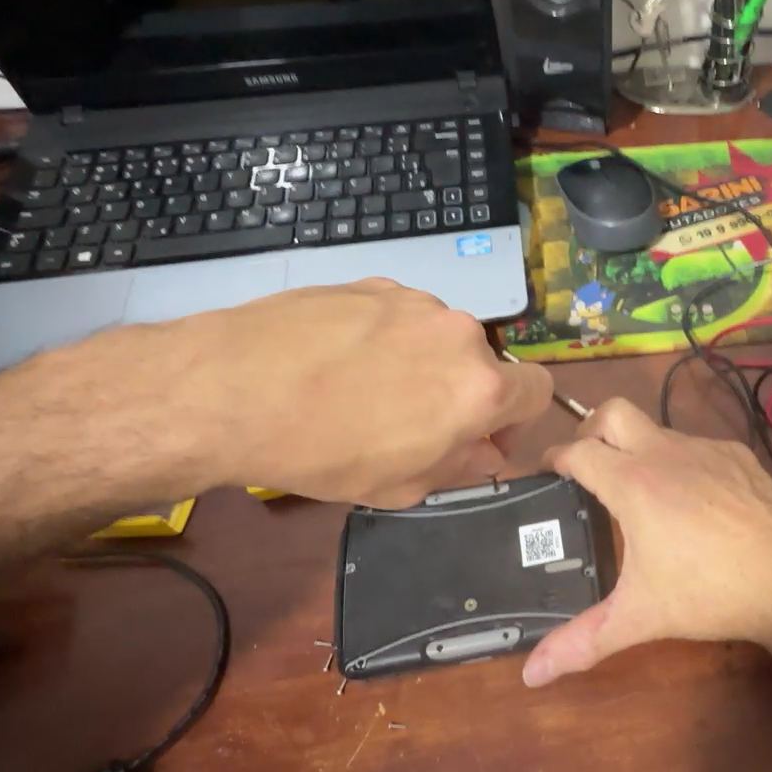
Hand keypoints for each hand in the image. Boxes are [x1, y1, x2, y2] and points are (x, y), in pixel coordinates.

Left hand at [38, 279, 552, 506]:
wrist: (232, 391)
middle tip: (413, 420)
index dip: (517, 420)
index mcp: (480, 389)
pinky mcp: (375, 284)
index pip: (538, 391)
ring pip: (441, 338)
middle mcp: (461, 335)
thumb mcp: (402, 486)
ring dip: (423, 362)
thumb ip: (462, 468)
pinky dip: (386, 337)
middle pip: (485, 365)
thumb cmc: (323, 452)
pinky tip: (340, 359)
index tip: (483, 437)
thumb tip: (484, 454)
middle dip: (463, 393)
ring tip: (365, 386)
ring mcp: (417, 303)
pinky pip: (401, 316)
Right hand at [521, 399, 771, 686]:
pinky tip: (692, 501)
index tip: (546, 474)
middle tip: (586, 465)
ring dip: (638, 448)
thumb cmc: (709, 592)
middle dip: (591, 429)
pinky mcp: (738, 455)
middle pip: (612, 411)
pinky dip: (681, 462)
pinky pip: (697, 446)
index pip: (577, 450)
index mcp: (633, 482)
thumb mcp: (640, 616)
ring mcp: (706, 449)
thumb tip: (532, 674)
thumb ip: (581, 642)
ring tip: (638, 491)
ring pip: (657, 429)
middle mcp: (666, 452)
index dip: (554, 458)